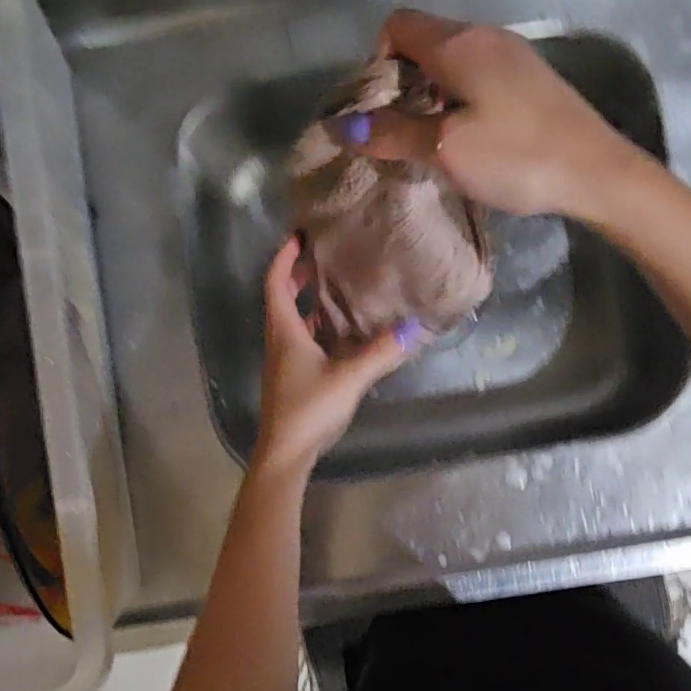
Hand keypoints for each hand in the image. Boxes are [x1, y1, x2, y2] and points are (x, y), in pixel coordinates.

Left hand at [251, 237, 416, 476]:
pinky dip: (318, 330)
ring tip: (338, 288)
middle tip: (323, 258)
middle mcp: (280, 342)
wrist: (285, 453)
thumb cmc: (308, 409)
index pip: (276, 283)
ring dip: (309, 304)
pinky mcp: (293, 380)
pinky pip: (303, 343)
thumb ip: (380, 353)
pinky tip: (341, 334)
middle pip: (282, 299)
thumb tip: (415, 327)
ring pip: (293, 323)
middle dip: (298, 276)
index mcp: (284, 332)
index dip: (284, 258)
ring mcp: (284, 363)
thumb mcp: (349, 378)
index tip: (299, 237)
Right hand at [344, 9, 650, 220]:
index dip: (376, 62)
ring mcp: (513, 56)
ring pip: (452, 62)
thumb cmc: (516, 157)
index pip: (397, 25)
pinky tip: (467, 140)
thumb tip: (348, 126)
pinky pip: (478, 77)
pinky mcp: (531, 80)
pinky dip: (459, 100)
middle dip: (401, 82)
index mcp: (458, 43)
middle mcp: (485, 36)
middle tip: (397, 133)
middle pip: (425, 42)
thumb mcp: (446, 149)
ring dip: (430, 95)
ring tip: (429, 142)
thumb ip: (395, 133)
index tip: (378, 110)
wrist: (596, 172)